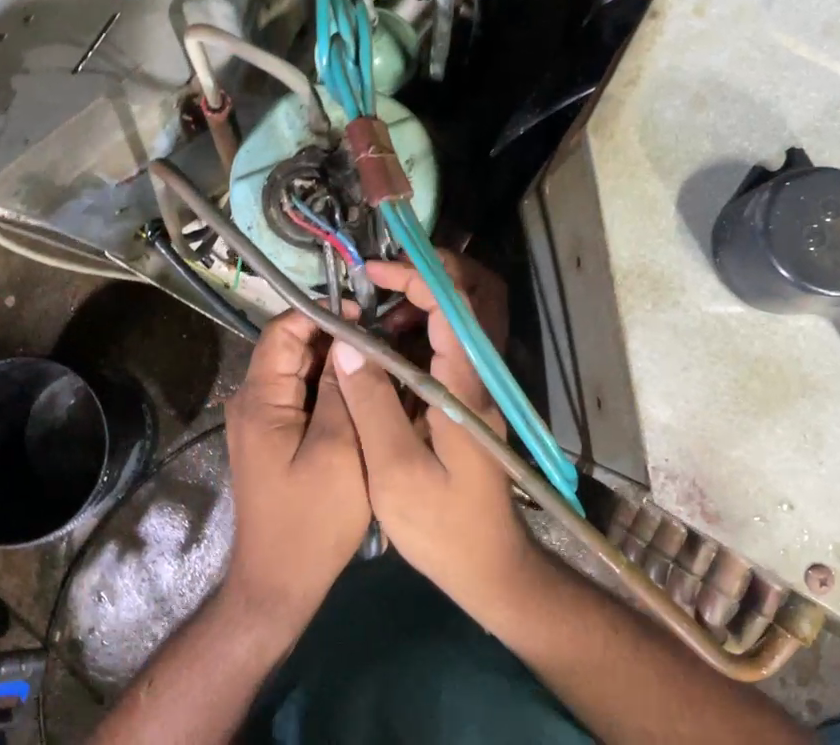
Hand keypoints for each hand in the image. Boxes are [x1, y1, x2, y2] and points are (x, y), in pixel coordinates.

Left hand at [221, 310, 369, 623]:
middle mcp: (251, 402)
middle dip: (334, 338)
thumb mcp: (338, 450)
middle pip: (291, 349)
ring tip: (380, 360)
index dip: (322, 314)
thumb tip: (348, 340)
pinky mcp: (273, 440)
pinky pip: (300, 398)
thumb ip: (342, 391)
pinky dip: (328, 390)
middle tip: (383, 337)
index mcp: (259, 399)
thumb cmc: (311, 519)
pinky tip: (363, 393)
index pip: (283, 330)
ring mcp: (260, 422)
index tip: (365, 315)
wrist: (280, 583)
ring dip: (334, 365)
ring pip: (298, 373)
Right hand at [332, 252, 536, 609]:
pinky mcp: (467, 405)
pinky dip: (416, 336)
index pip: (452, 306)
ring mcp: (476, 391)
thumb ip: (372, 404)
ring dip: (416, 307)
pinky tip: (382, 354)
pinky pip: (445, 351)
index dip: (414, 277)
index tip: (372, 271)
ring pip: (454, 324)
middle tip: (372, 283)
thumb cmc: (443, 526)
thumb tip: (348, 345)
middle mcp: (478, 378)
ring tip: (369, 318)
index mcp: (465, 386)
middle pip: (462, 303)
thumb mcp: (393, 470)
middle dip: (420, 279)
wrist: (491, 569)